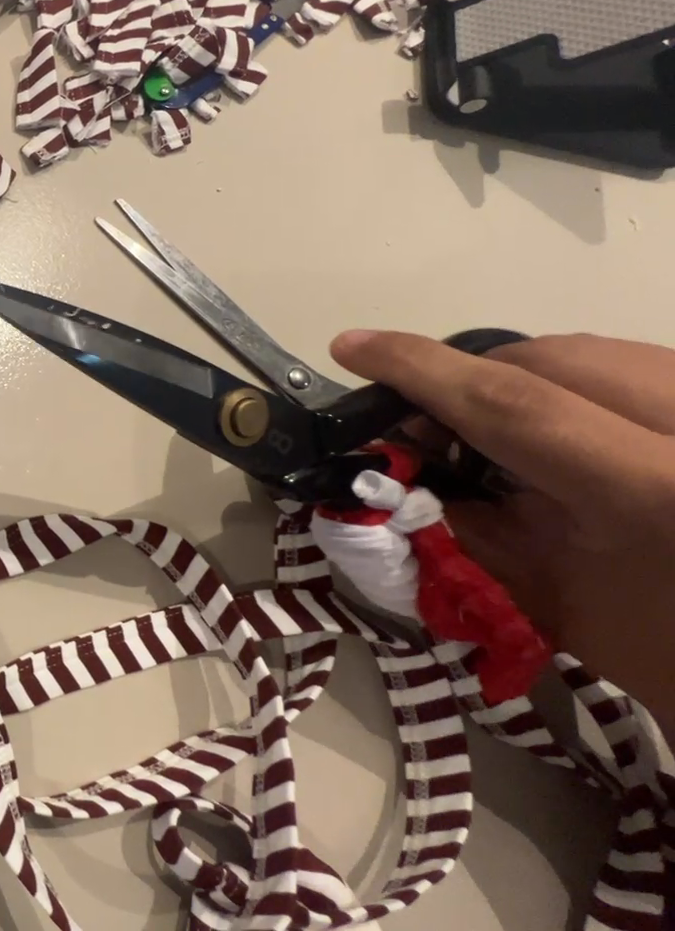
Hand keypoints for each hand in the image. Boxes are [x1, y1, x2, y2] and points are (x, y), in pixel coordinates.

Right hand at [331, 330, 674, 718]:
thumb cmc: (651, 647)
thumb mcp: (542, 597)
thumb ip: (465, 520)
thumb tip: (397, 464)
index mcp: (649, 492)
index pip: (509, 403)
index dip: (417, 369)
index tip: (350, 349)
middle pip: (554, 360)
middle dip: (470, 376)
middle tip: (427, 424)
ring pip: (600, 352)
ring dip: (526, 380)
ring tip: (501, 433)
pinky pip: (638, 369)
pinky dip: (582, 389)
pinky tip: (572, 435)